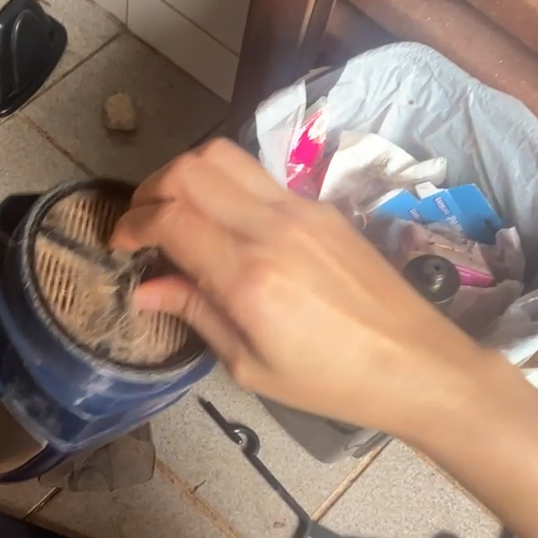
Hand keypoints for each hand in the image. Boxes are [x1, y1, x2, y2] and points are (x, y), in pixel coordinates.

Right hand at [109, 140, 490, 434]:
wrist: (417, 363)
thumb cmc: (330, 382)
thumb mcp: (250, 365)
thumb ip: (196, 314)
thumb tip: (146, 289)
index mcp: (249, 277)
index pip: (171, 218)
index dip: (132, 223)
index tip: (120, 243)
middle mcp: (272, 228)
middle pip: (191, 169)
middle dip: (151, 188)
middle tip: (142, 222)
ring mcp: (300, 209)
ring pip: (223, 155)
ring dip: (185, 174)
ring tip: (175, 210)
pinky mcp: (320, 206)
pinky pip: (256, 174)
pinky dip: (223, 184)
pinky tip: (222, 221)